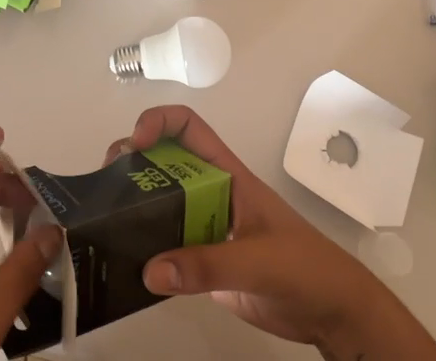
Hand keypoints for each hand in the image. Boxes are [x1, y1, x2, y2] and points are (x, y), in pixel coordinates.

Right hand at [119, 106, 435, 360]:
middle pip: (162, 161)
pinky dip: (140, 246)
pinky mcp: (200, 261)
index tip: (136, 142)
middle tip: (106, 182)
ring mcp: (203, 226)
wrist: (333, 313)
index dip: (160, 122)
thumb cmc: (307, 268)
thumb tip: (151, 270)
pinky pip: (162, 245)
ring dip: (130, 203)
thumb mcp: (261, 260)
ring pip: (157, 202)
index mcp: (227, 175)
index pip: (188, 127)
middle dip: (132, 161)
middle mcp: (209, 194)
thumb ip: (209, 265)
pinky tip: (122, 259)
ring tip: (102, 219)